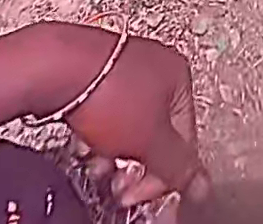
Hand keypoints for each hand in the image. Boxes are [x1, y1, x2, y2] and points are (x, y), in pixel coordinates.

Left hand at [63, 33, 209, 206]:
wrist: (61, 68)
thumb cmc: (108, 93)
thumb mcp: (149, 139)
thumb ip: (177, 165)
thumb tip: (202, 184)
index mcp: (179, 76)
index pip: (184, 138)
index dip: (163, 175)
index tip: (139, 195)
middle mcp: (158, 67)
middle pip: (155, 134)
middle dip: (134, 166)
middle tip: (118, 185)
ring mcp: (129, 69)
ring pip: (130, 127)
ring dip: (114, 155)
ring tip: (97, 162)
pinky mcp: (102, 74)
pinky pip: (109, 115)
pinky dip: (99, 135)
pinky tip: (85, 142)